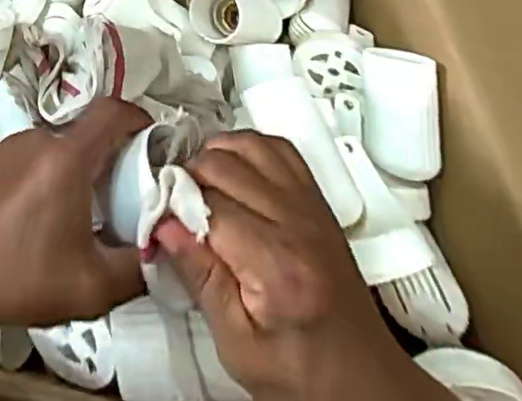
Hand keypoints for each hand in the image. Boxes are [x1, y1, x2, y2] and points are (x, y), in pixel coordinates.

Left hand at [0, 97, 151, 337]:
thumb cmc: (22, 279)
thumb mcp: (94, 287)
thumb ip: (138, 267)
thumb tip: (162, 249)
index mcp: (66, 158)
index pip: (112, 111)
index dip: (141, 118)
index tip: (156, 141)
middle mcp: (39, 139)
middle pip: (89, 129)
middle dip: (115, 150)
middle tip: (130, 187)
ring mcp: (13, 147)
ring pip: (64, 141)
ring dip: (85, 162)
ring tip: (92, 204)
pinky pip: (40, 152)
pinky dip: (58, 168)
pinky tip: (53, 211)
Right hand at [153, 133, 451, 400]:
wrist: (363, 381)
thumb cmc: (305, 374)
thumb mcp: (238, 347)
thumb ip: (200, 279)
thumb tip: (165, 226)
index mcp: (279, 267)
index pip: (208, 206)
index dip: (173, 208)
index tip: (158, 220)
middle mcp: (298, 225)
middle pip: (222, 165)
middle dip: (187, 180)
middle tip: (174, 209)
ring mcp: (311, 206)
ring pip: (247, 144)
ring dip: (214, 156)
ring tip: (199, 187)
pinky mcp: (316, 199)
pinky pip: (277, 147)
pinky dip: (248, 146)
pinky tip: (233, 169)